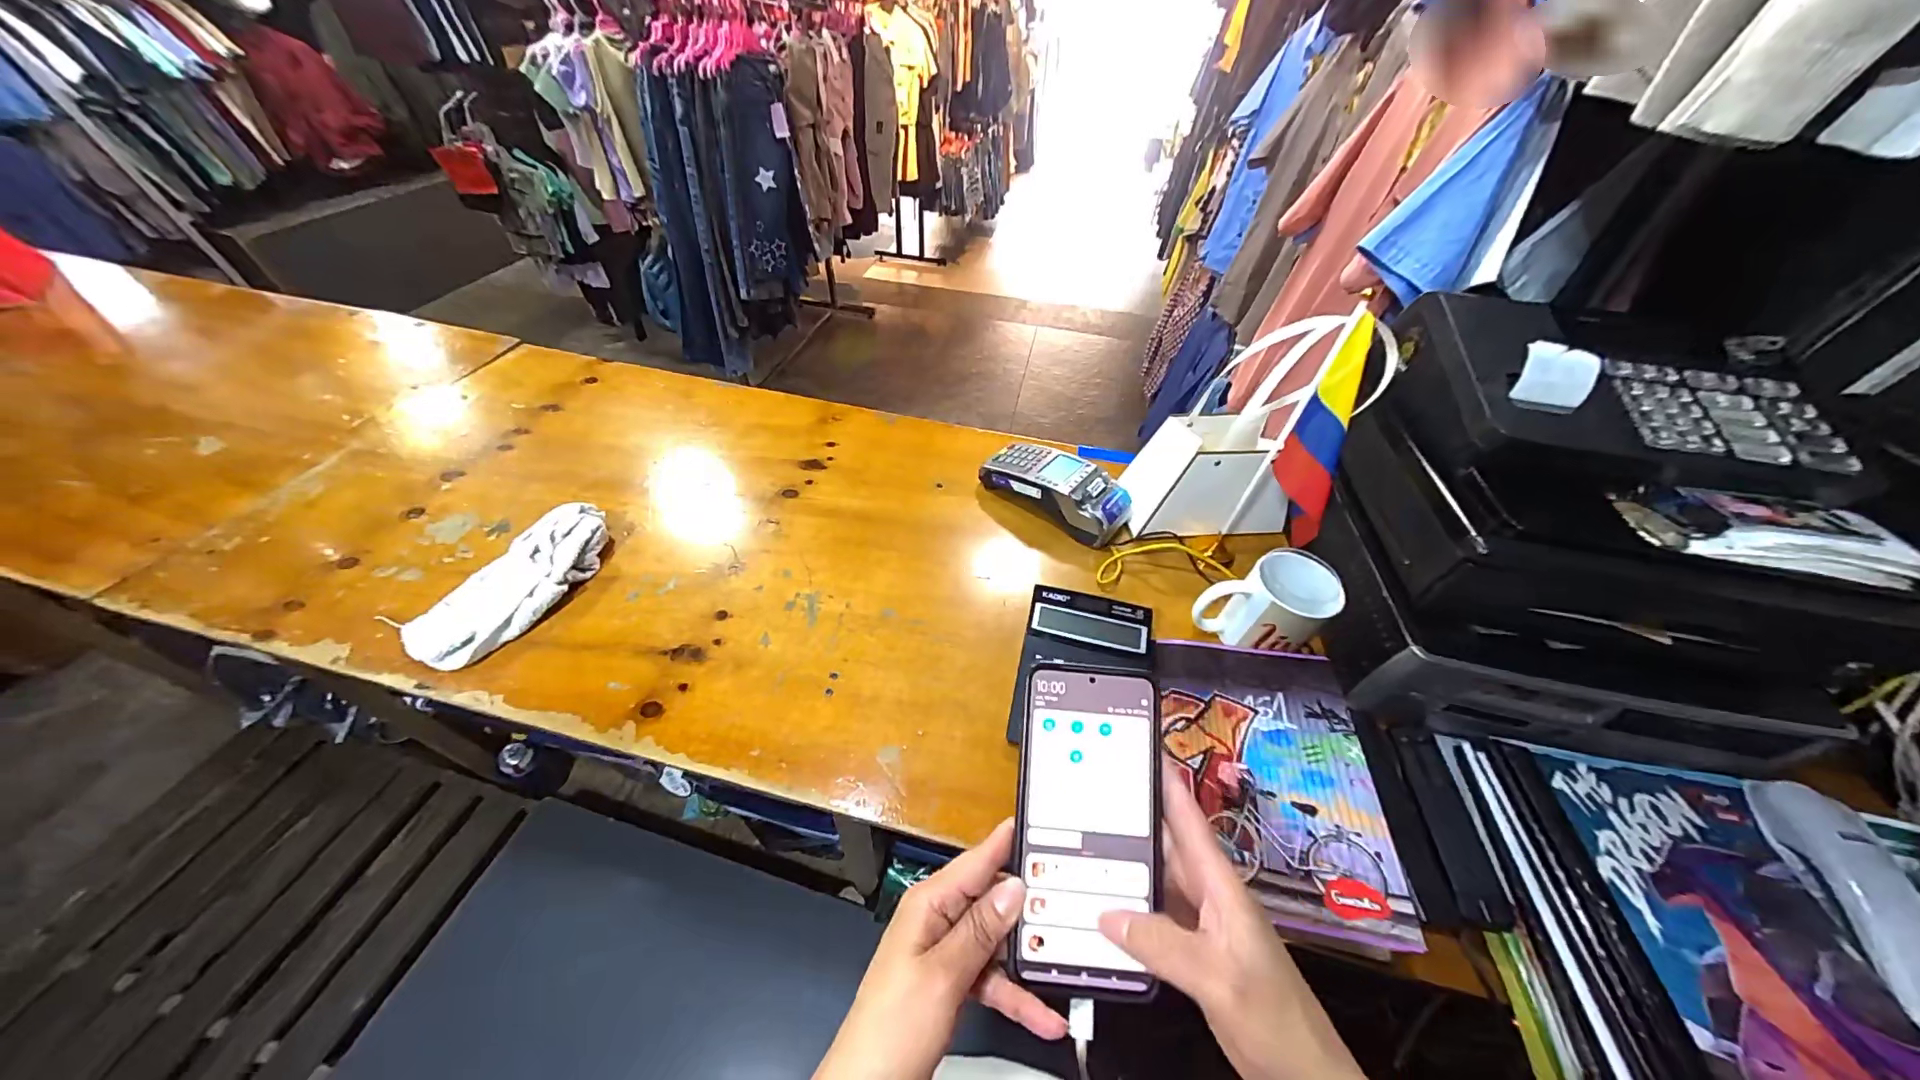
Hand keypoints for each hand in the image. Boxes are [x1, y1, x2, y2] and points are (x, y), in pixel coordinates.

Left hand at [815, 819, 1066, 1079]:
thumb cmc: (891, 1028)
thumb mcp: (942, 975)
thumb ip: (979, 931)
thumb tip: (1013, 889)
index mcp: (928, 905)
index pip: (974, 862)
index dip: (1005, 843)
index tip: (1035, 825)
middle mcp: (937, 920)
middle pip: (992, 901)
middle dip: (1027, 910)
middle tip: (1066, 910)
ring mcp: (945, 952)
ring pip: (997, 942)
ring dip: (1025, 962)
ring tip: (1060, 969)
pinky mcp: (952, 981)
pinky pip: (991, 978)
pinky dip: (1014, 996)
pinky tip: (1042, 1016)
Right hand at [1097, 768, 1363, 1079]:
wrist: (1304, 1072)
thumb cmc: (1274, 1017)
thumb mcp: (1216, 978)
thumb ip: (1163, 944)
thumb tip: (1108, 915)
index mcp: (1222, 889)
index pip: (1190, 824)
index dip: (1169, 785)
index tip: (1143, 752)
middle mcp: (1210, 898)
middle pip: (1167, 848)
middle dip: (1134, 819)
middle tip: (1092, 795)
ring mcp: (1203, 925)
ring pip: (1159, 882)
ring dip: (1128, 864)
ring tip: (1087, 843)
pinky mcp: (1195, 951)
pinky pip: (1156, 916)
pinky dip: (1131, 907)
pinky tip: (1105, 906)